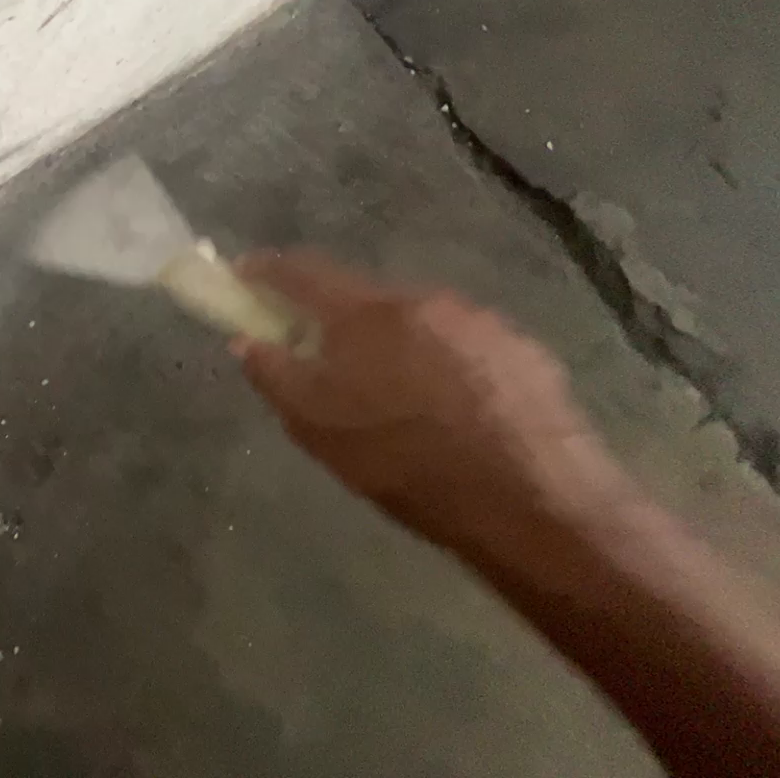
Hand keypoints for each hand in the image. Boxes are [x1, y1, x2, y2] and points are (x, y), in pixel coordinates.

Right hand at [234, 251, 627, 548]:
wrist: (538, 509)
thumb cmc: (403, 461)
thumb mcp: (312, 425)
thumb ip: (272, 373)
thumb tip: (248, 340)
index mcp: (365, 311)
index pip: (300, 270)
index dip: (264, 269)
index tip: (241, 276)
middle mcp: (423, 300)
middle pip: (359, 295)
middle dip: (329, 317)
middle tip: (314, 353)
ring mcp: (481, 324)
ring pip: (412, 321)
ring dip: (386, 341)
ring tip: (384, 391)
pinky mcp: (526, 355)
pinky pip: (459, 346)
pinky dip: (434, 362)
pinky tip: (441, 409)